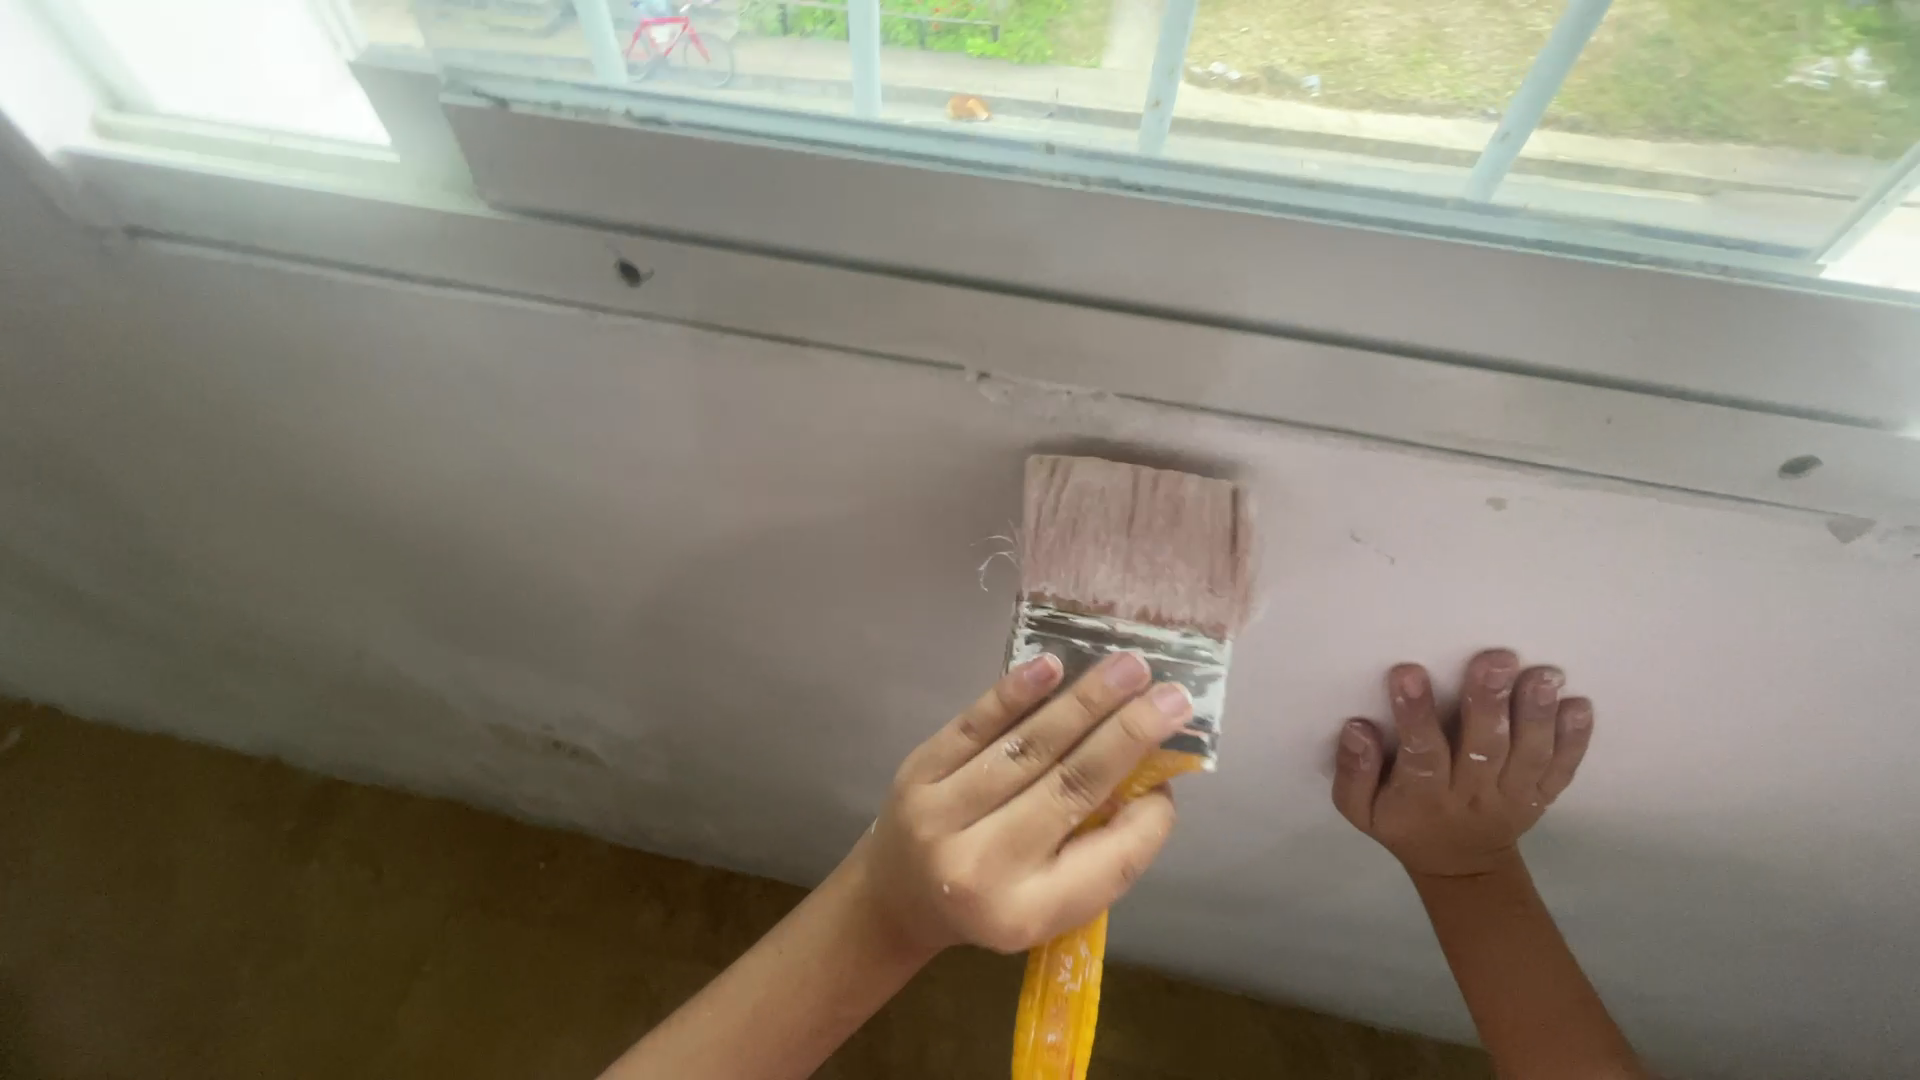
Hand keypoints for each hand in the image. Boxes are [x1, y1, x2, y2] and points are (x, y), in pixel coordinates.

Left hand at [853, 651, 1192, 955]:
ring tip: (1129, 668)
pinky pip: (974, 725)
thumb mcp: (1046, 901)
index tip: (1177, 770)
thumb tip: (1149, 776)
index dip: (1149, 818)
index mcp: (1026, 914)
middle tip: (1173, 697)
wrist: (898, 893)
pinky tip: (1052, 666)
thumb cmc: (989, 898)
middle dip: (1128, 736)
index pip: (1108, 861)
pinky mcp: (917, 773)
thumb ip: (1099, 850)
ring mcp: (942, 814)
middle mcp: (983, 868)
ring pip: (1027, 748)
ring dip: (1084, 703)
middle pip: (1069, 788)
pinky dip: (1016, 694)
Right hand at [1332, 650, 1593, 878]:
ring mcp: (1512, 796)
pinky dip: (1573, 740)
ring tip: (1543, 675)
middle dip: (1488, 701)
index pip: (1421, 753)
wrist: (1462, 867)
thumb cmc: (1402, 824)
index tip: (1409, 672)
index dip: (1416, 714)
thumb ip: (1354, 772)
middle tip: (1495, 660)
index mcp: (1423, 797)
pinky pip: (1560, 769)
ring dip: (1536, 714)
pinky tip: (1578, 706)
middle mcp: (1472, 795)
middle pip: (1483, 748)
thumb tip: (1357, 728)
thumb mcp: (1359, 809)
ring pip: (1527, 755)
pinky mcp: (1539, 796)